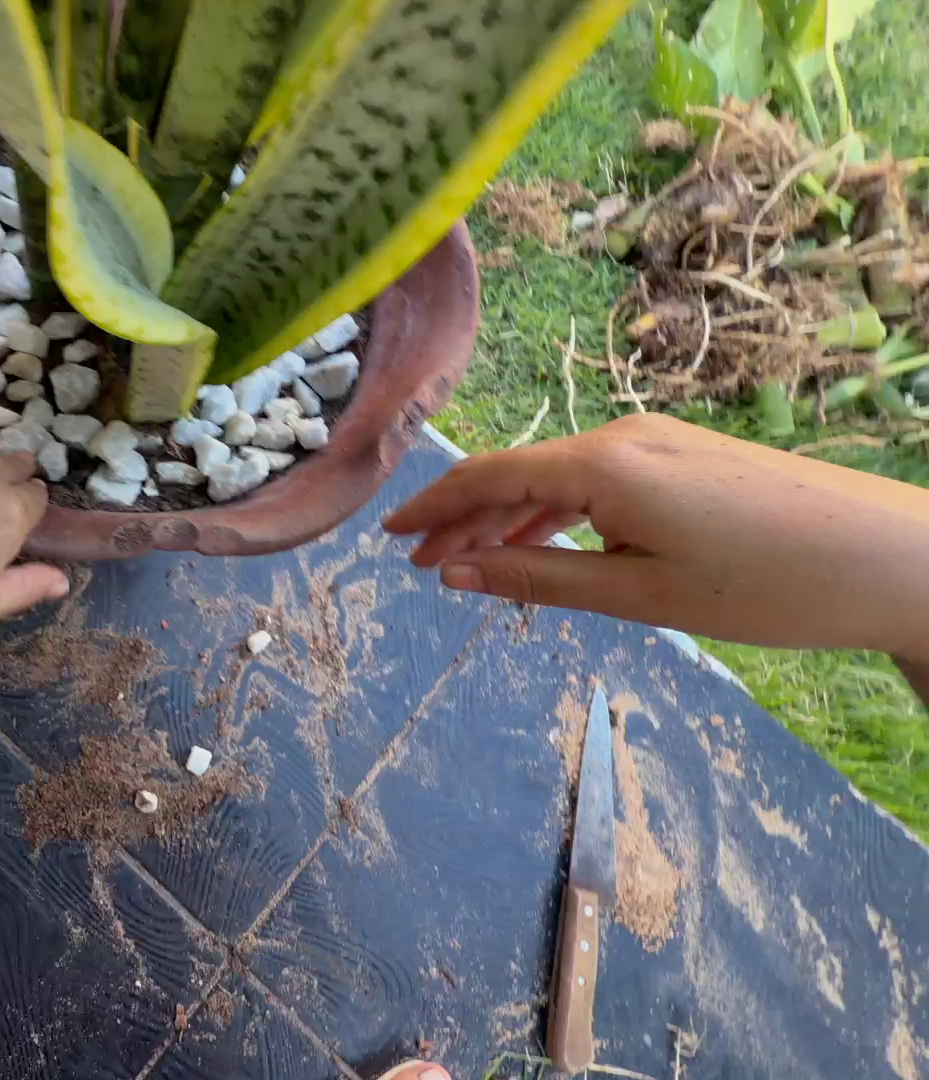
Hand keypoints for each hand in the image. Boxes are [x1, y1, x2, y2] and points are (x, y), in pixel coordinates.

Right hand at [383, 413, 928, 661]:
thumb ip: (533, 579)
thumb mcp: (637, 593)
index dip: (429, 506)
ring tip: (467, 561)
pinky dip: (548, 513)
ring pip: (548, 478)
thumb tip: (450, 574)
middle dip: (459, 520)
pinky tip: (536, 543)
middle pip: (512, 476)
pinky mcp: (680, 453)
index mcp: (601, 466)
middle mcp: (618, 437)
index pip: (485, 477)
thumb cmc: (771, 586)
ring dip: (501, 519)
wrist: (919, 563)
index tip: (388, 535)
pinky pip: (588, 479)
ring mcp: (653, 440)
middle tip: (423, 564)